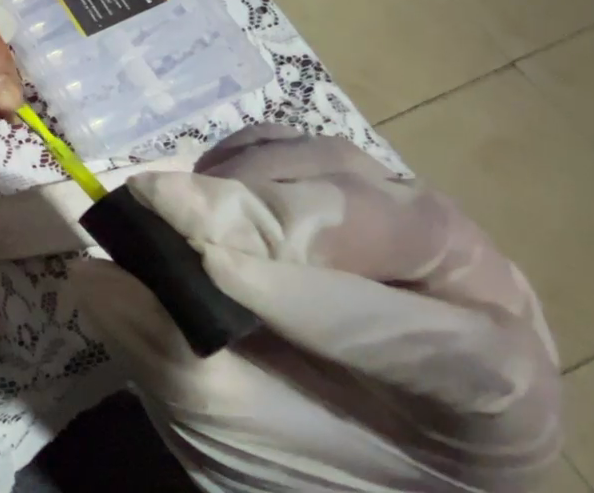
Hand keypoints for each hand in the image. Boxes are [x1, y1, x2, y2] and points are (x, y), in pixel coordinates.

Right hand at [69, 125, 562, 492]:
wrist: (329, 427)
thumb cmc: (298, 449)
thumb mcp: (233, 437)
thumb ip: (174, 362)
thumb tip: (99, 278)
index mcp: (494, 397)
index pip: (430, 339)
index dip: (315, 297)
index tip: (209, 265)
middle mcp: (478, 290)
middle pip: (390, 222)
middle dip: (269, 216)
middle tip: (164, 208)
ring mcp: (414, 221)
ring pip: (340, 167)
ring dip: (246, 182)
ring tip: (176, 214)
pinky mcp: (347, 181)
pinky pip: (295, 144)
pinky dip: (235, 158)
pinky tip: (197, 195)